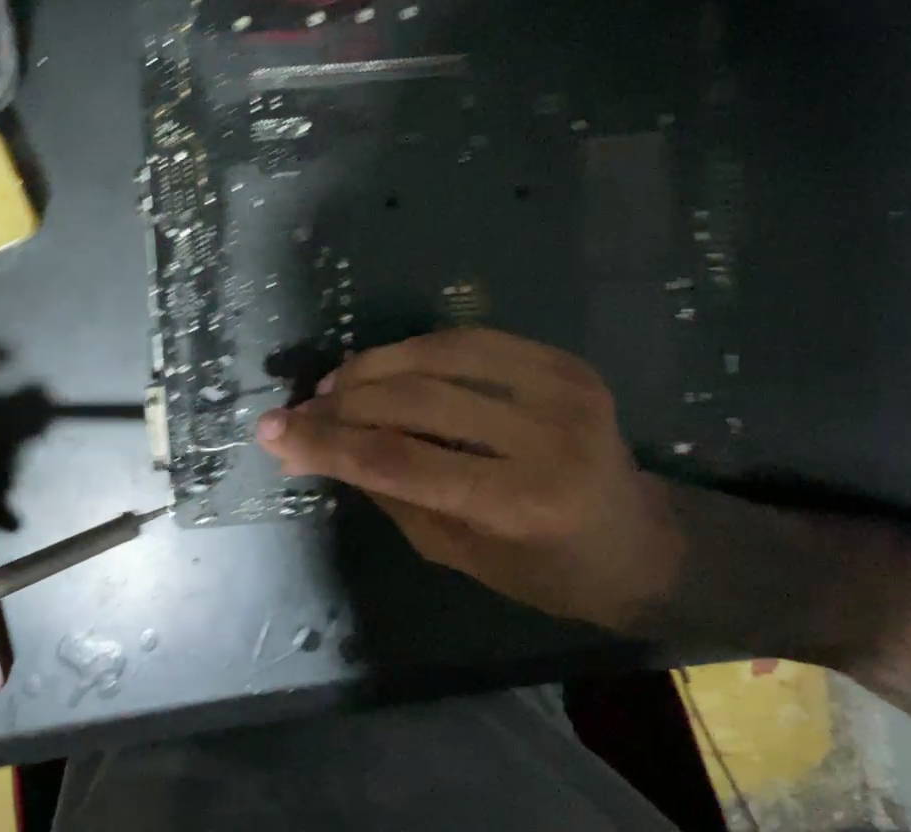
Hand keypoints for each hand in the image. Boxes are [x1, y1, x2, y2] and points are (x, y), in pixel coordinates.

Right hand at [255, 328, 683, 632]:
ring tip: (329, 388)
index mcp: (523, 502)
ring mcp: (562, 389)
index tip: (270, 433)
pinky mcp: (564, 362)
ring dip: (370, 368)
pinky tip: (380, 369)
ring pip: (437, 356)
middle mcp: (547, 436)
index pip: (400, 460)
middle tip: (294, 412)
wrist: (640, 542)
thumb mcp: (457, 552)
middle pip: (414, 401)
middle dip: (339, 405)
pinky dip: (413, 350)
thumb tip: (312, 447)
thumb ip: (387, 492)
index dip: (326, 444)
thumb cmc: (544, 570)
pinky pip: (468, 340)